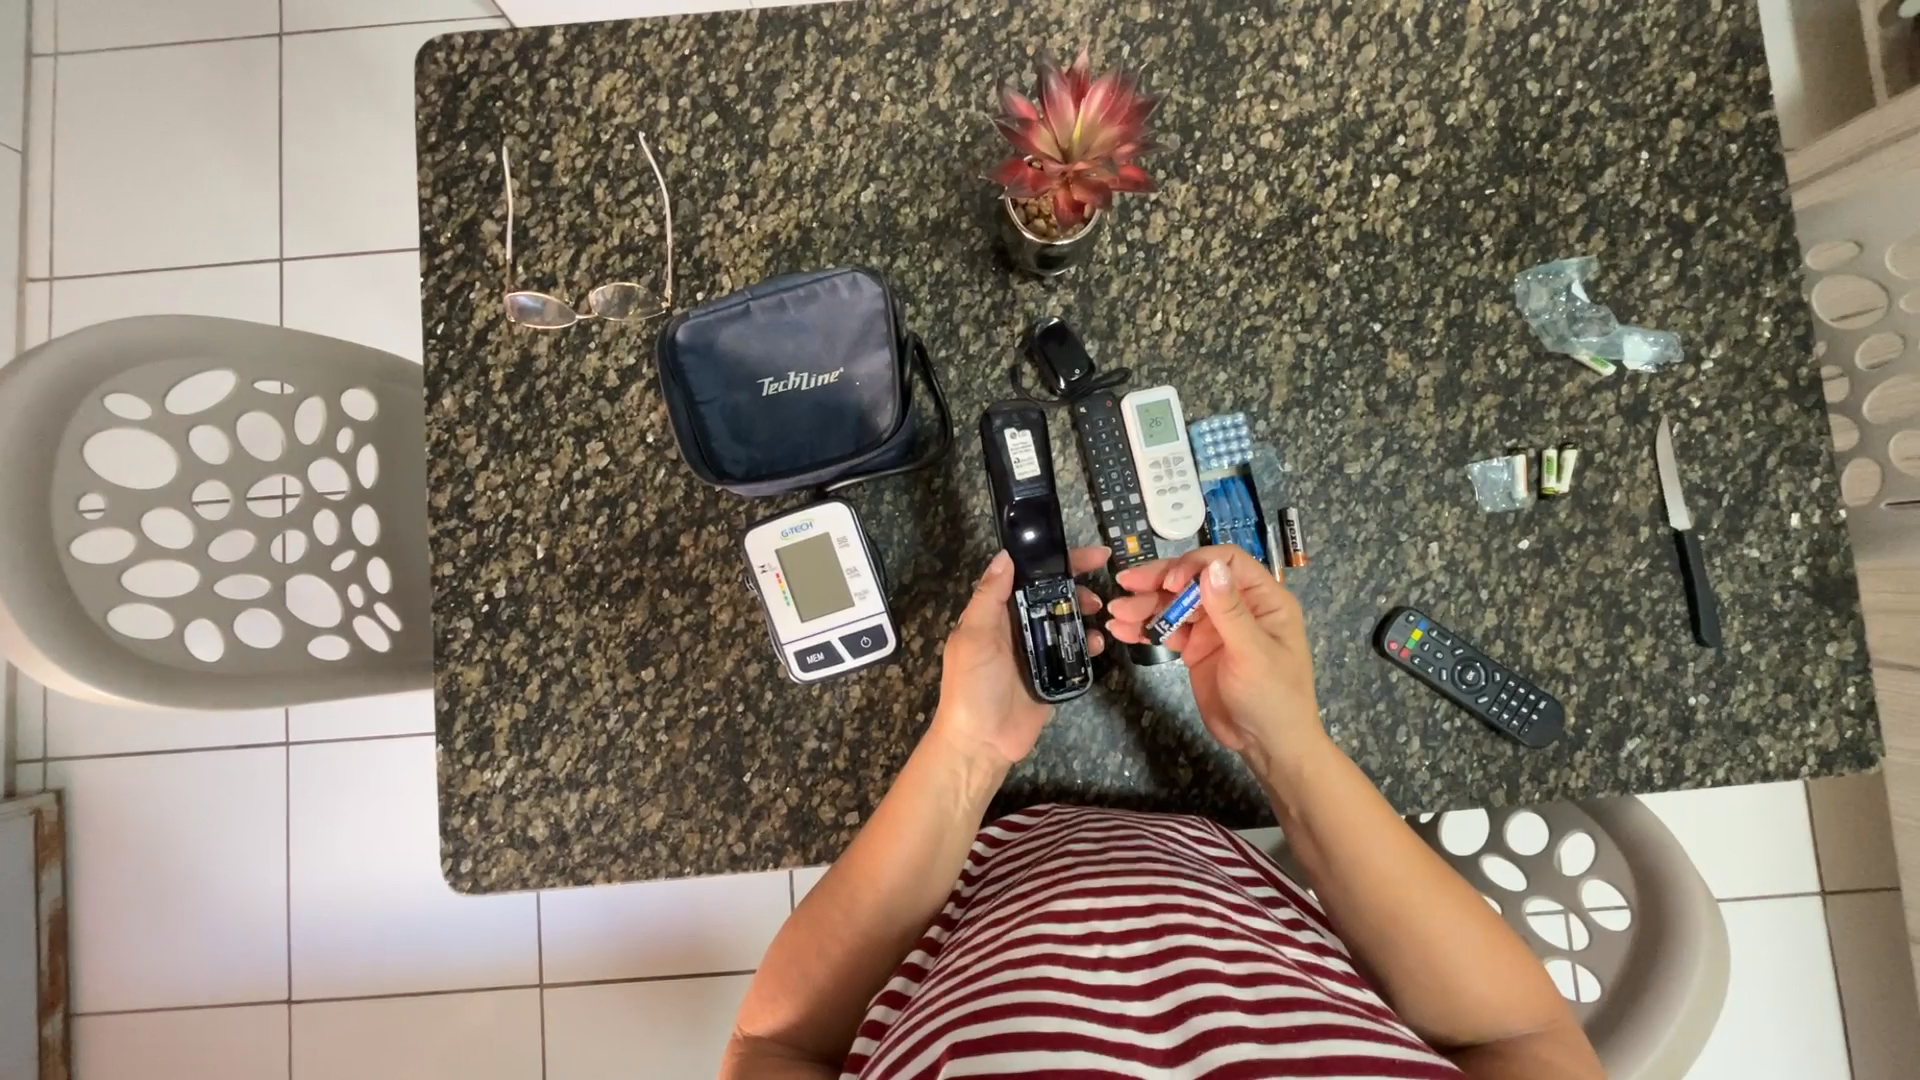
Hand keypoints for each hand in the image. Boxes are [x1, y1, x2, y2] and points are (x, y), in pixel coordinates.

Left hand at [928, 546, 1109, 772]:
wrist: (981, 742)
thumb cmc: (971, 685)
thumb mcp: (974, 635)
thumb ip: (990, 596)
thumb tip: (1005, 556)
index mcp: (996, 613)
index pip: (1027, 576)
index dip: (1054, 561)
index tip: (1087, 553)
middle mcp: (1017, 627)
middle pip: (1052, 596)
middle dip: (1076, 586)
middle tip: (1098, 586)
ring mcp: (1036, 651)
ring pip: (1066, 621)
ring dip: (1085, 613)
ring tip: (1099, 613)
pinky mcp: (1053, 674)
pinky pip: (1074, 652)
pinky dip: (1089, 644)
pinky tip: (1096, 643)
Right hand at [1105, 545, 1324, 774]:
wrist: (1266, 746)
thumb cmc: (1274, 698)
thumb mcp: (1254, 654)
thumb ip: (1230, 610)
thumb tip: (1211, 567)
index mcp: (1262, 599)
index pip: (1226, 563)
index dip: (1195, 565)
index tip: (1170, 583)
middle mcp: (1236, 606)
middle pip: (1193, 580)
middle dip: (1158, 582)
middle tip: (1126, 584)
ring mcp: (1213, 627)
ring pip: (1174, 604)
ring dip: (1144, 605)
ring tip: (1116, 613)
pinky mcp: (1195, 647)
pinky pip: (1167, 629)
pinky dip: (1144, 628)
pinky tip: (1121, 629)